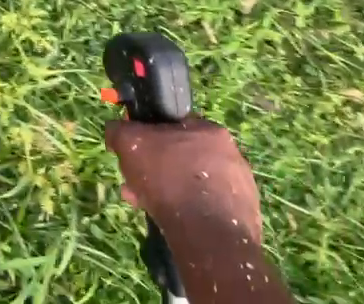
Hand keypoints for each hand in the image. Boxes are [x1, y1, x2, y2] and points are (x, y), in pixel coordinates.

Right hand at [104, 116, 262, 245]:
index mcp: (210, 130)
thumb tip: (118, 130)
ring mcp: (242, 186)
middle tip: (136, 184)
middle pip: (179, 156)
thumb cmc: (168, 179)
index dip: (146, 139)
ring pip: (190, 181)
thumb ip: (119, 129)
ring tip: (146, 204)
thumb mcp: (129, 143)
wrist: (209, 237)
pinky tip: (171, 218)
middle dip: (153, 169)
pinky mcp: (245, 214)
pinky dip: (187, 208)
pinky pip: (206, 204)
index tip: (134, 155)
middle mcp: (231, 153)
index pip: (170, 126)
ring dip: (166, 190)